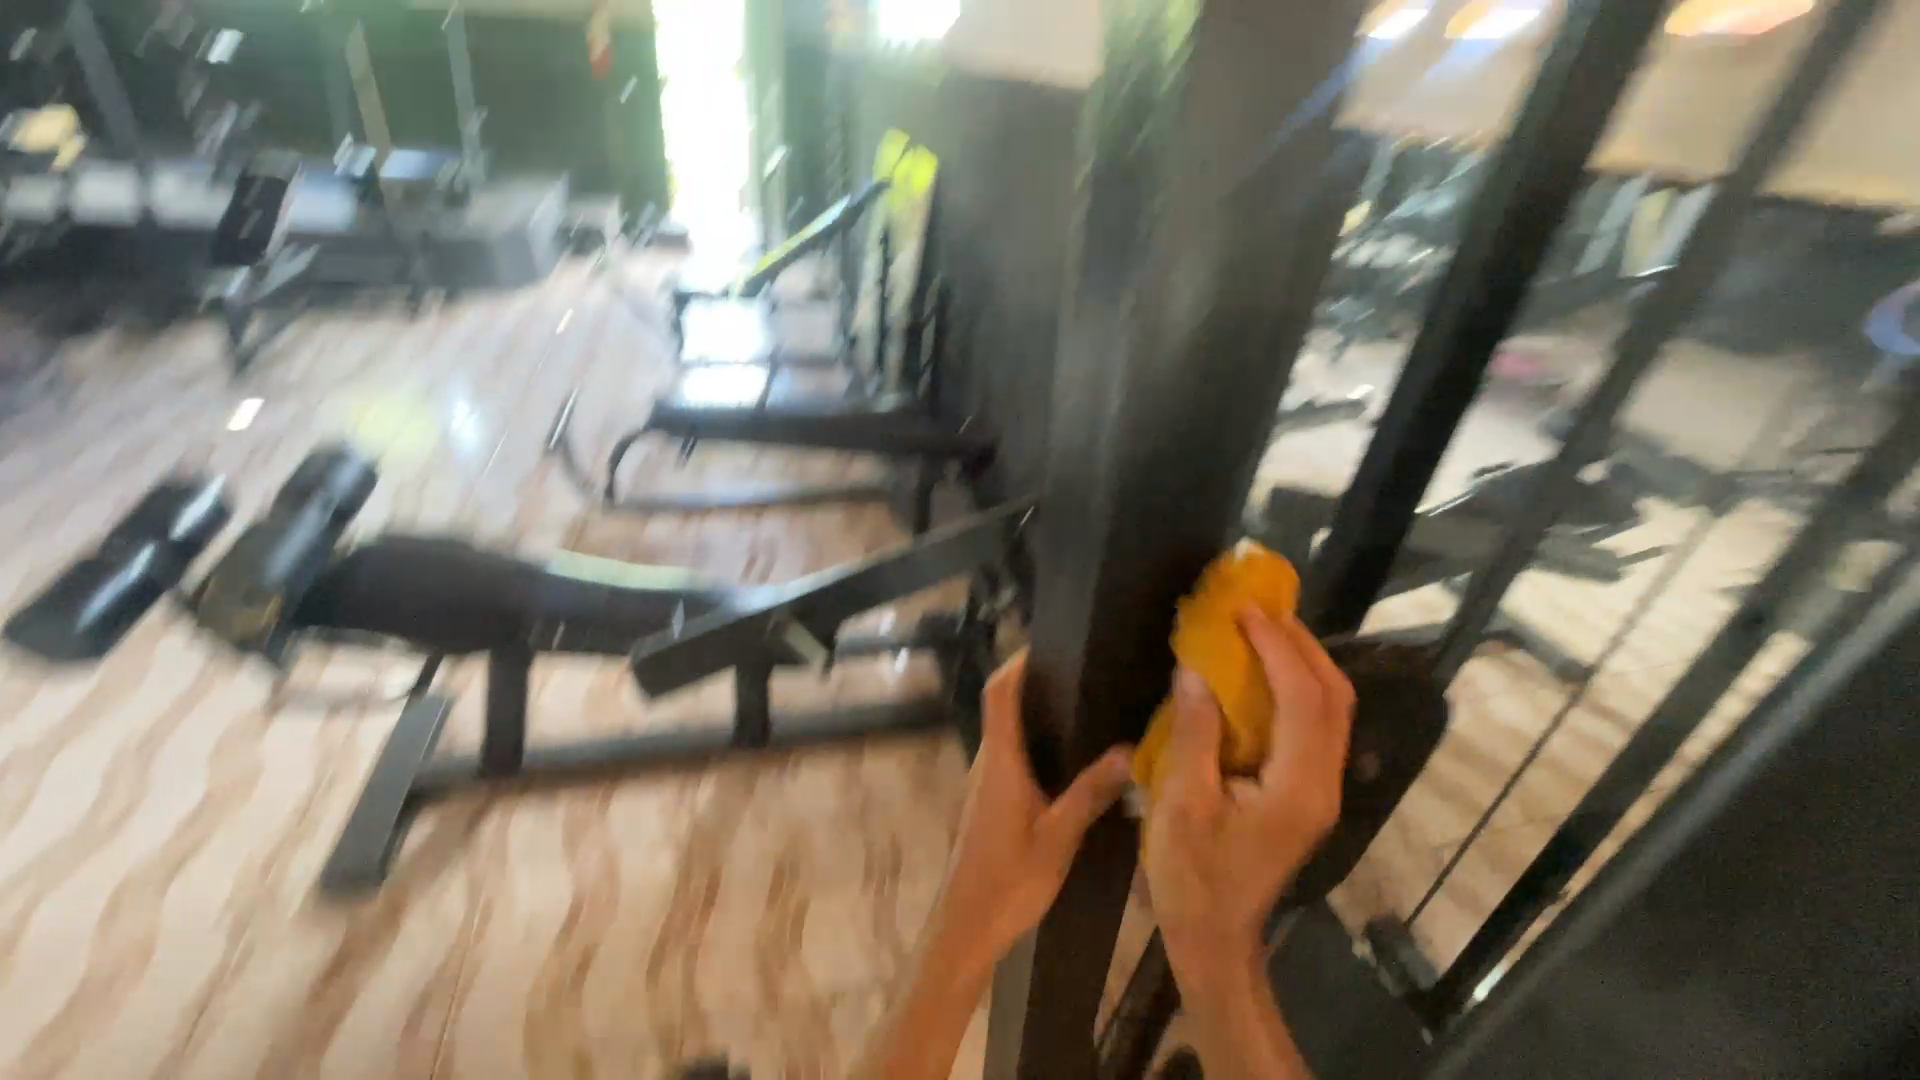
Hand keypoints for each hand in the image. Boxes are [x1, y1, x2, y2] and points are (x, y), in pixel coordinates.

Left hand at [929, 651, 1134, 974]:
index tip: (1047, 644)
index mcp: (1000, 761)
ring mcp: (985, 783)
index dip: (1017, 662)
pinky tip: (1069, 761)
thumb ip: (1091, 793)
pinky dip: (1034, 744)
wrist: (967, 925)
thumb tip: (1127, 750)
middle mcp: (987, 762)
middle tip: (1083, 675)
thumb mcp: (1059, 837)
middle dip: (1035, 683)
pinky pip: (1010, 757)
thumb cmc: (1009, 879)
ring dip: (1036, 715)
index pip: (998, 693)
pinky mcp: (989, 802)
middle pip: (1003, 707)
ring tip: (1084, 709)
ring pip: (1007, 734)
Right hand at [1143, 608, 1353, 974]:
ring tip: (1262, 628)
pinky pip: (1313, 725)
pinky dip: (1294, 687)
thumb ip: (1193, 735)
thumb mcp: (1181, 805)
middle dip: (1300, 644)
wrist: (1215, 936)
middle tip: (1258, 609)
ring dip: (1301, 662)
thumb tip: (1193, 671)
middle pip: (1333, 697)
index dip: (1277, 648)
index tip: (1243, 612)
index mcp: (1298, 787)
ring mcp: (1320, 789)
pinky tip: (1261, 673)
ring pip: (1330, 709)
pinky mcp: (1306, 791)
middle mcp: (1323, 783)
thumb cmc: (1192, 877)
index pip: (1304, 699)